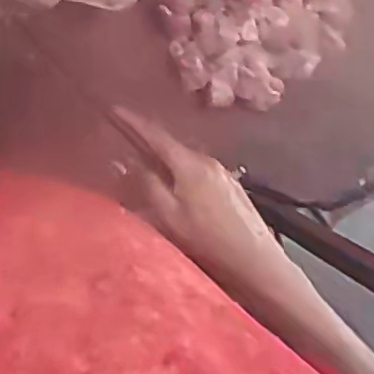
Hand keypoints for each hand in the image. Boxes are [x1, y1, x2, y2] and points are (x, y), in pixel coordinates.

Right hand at [113, 107, 281, 282]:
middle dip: (146, 136)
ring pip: (184, 156)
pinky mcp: (231, 187)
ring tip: (144, 155)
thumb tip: (127, 161)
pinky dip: (179, 166)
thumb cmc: (208, 241)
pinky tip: (174, 179)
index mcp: (188, 163)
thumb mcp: (168, 216)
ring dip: (163, 153)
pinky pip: (196, 168)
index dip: (132, 120)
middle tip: (123, 130)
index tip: (114, 108)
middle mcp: (206, 160)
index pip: (154, 134)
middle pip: (170, 143)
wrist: (259, 265)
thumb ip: (146, 184)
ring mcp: (222, 172)